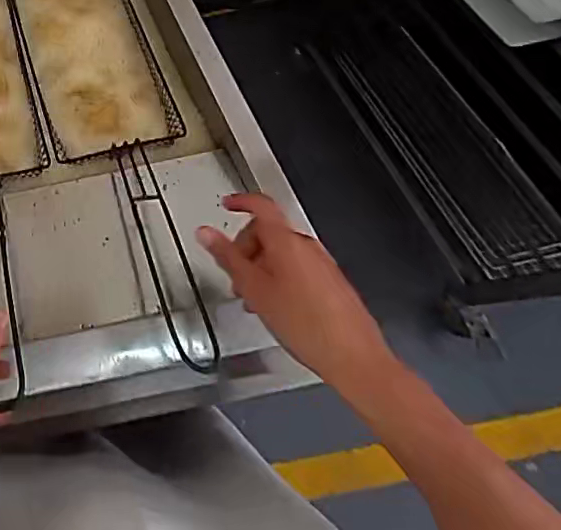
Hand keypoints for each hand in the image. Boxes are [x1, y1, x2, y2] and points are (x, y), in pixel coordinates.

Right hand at [196, 193, 394, 389]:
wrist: (354, 359)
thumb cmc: (308, 326)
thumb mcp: (253, 289)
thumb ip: (227, 257)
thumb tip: (206, 233)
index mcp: (286, 241)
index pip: (261, 205)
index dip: (241, 201)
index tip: (229, 204)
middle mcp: (307, 246)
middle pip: (269, 232)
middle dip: (247, 248)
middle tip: (235, 273)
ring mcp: (323, 264)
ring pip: (283, 253)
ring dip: (262, 267)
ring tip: (254, 298)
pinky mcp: (333, 283)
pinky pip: (299, 269)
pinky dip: (281, 278)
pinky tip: (277, 307)